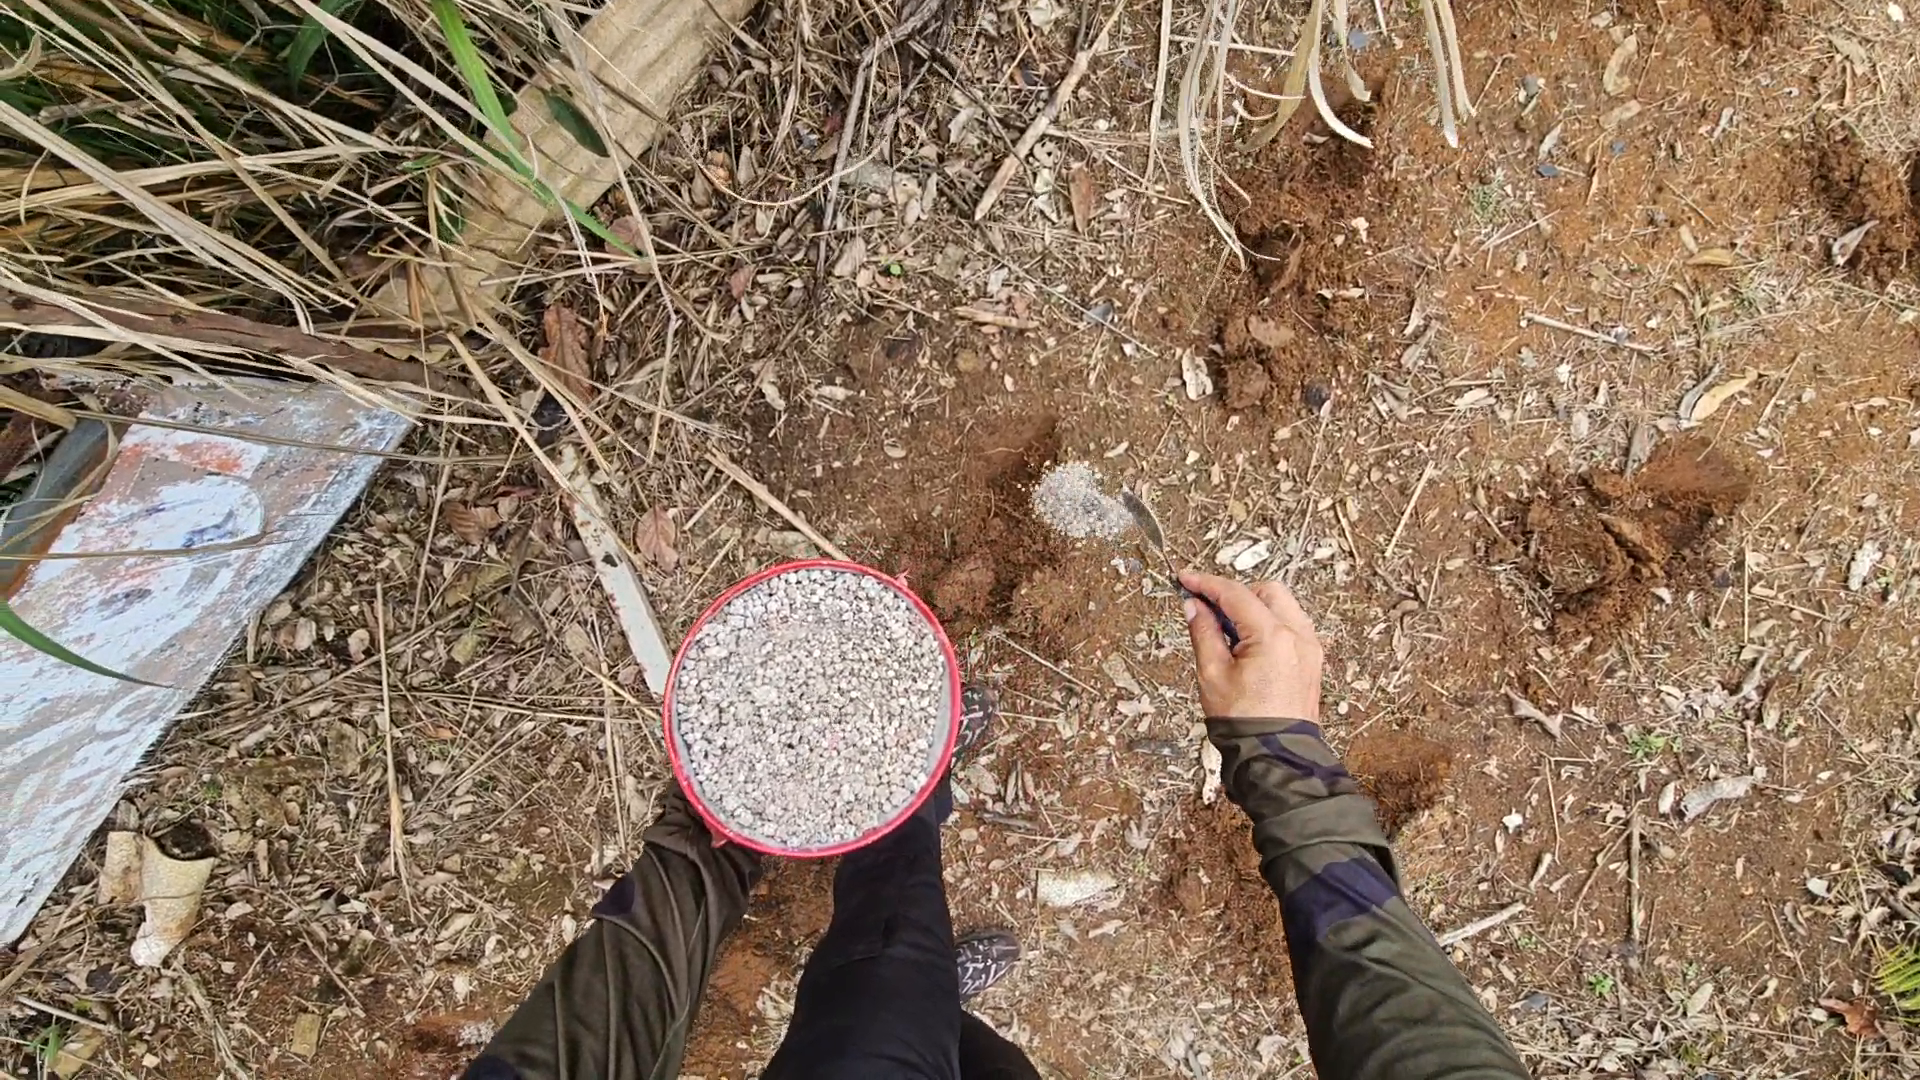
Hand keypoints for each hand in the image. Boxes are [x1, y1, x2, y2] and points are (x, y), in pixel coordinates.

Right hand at [1179, 571, 1323, 719]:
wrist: (1274, 756)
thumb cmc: (1244, 721)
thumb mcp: (1212, 672)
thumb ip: (1203, 632)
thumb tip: (1194, 606)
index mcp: (1274, 637)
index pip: (1236, 594)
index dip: (1207, 584)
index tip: (1187, 579)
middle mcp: (1298, 637)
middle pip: (1266, 591)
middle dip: (1235, 593)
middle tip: (1207, 606)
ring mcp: (1309, 648)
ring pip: (1281, 606)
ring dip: (1252, 607)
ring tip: (1225, 628)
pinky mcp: (1310, 660)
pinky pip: (1289, 625)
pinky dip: (1266, 623)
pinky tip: (1245, 641)